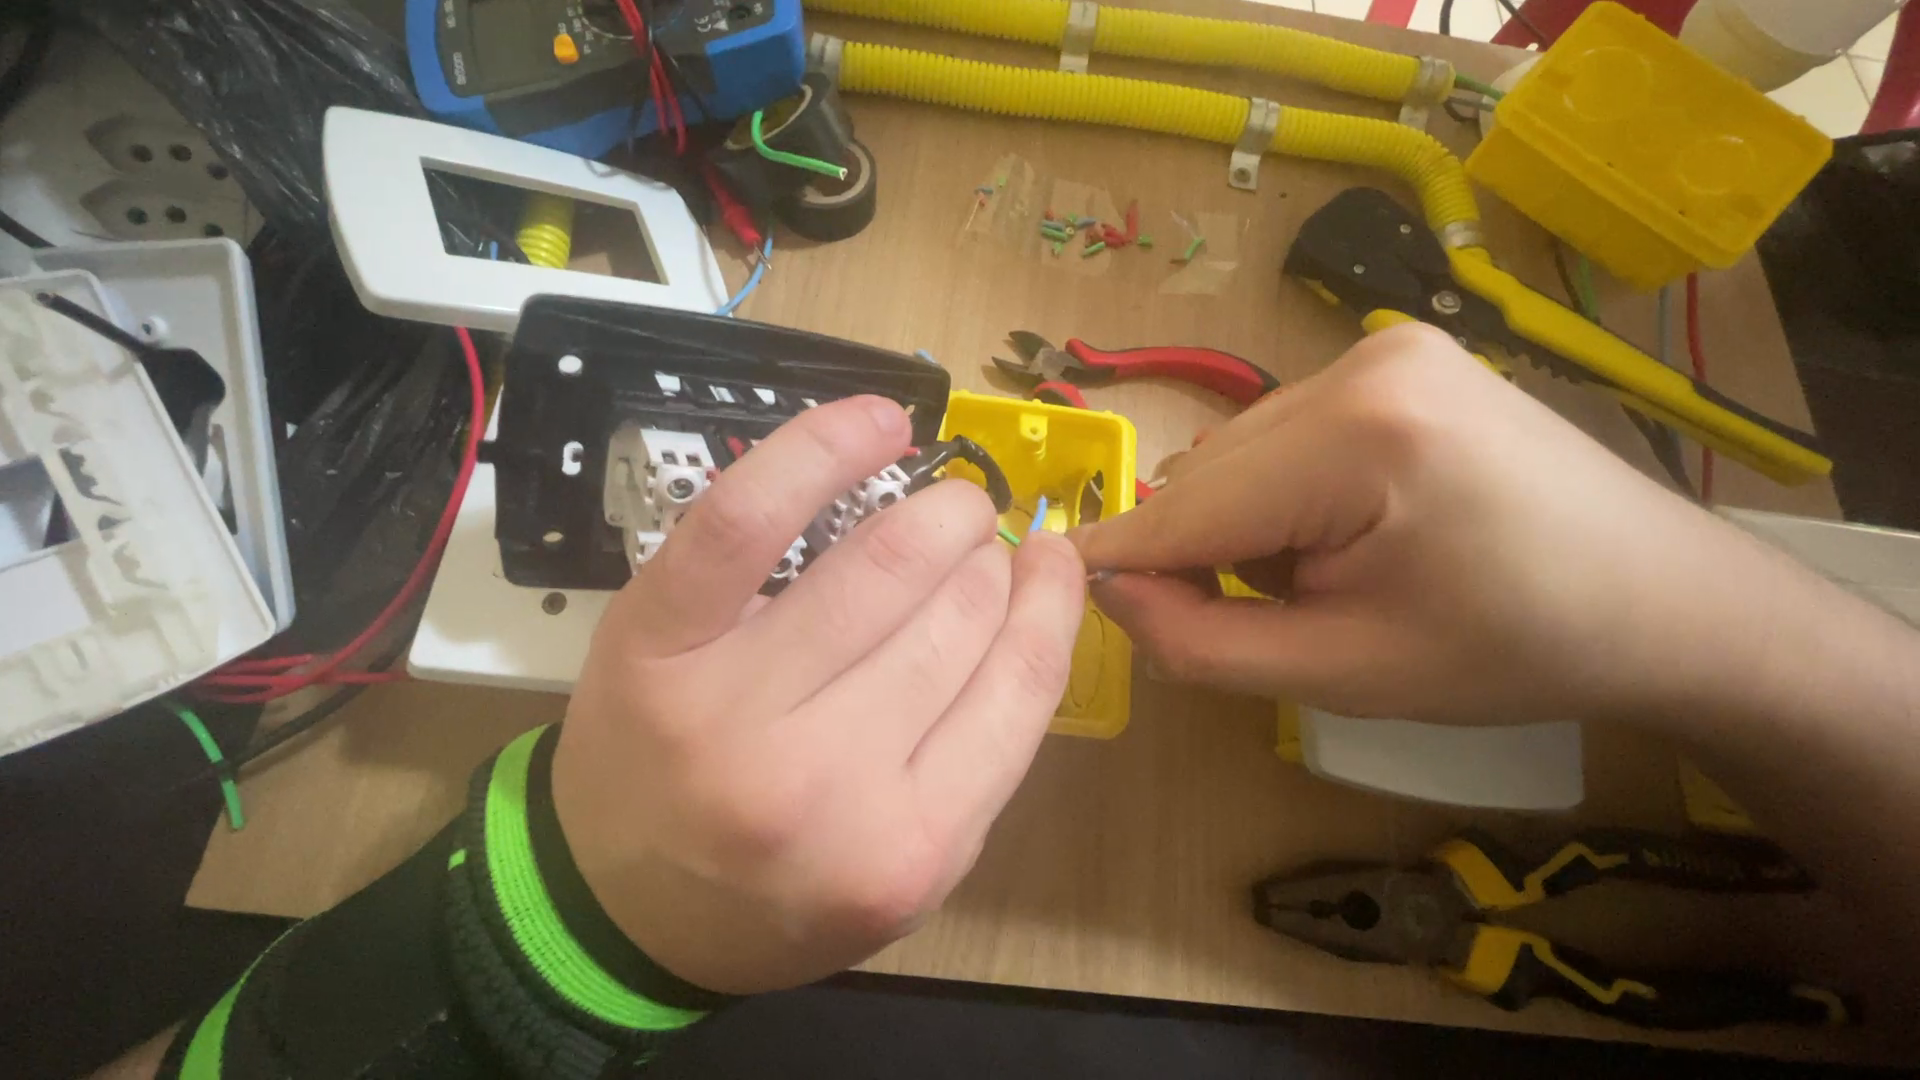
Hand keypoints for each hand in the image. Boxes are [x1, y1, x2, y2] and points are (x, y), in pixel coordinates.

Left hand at [553, 397, 1086, 994]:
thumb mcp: (914, 861)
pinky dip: (820, 452)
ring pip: (878, 565)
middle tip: (979, 538)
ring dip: (935, 515)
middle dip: (983, 555)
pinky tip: (877, 424)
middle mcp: (823, 780)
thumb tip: (1036, 588)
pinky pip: (747, 522)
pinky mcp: (656, 641)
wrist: (618, 909)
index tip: (1053, 556)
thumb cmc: (785, 891)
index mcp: (909, 848)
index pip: (1018, 682)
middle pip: (953, 614)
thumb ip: (987, 743)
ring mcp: (730, 706)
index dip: (1050, 600)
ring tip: (945, 508)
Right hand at [1072, 323, 1792, 724]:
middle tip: (1256, 616)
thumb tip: (1111, 591)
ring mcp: (1381, 350)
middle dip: (1204, 552)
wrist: (1663, 602)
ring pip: (1236, 452)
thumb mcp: (1340, 673)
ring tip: (1319, 572)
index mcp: (1361, 438)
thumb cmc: (1509, 652)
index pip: (1189, 507)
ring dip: (1241, 521)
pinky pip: (1277, 433)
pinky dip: (1277, 491)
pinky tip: (1340, 527)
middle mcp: (1361, 365)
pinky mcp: (1392, 358)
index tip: (1056, 587)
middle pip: (1208, 474)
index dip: (1120, 557)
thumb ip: (1202, 641)